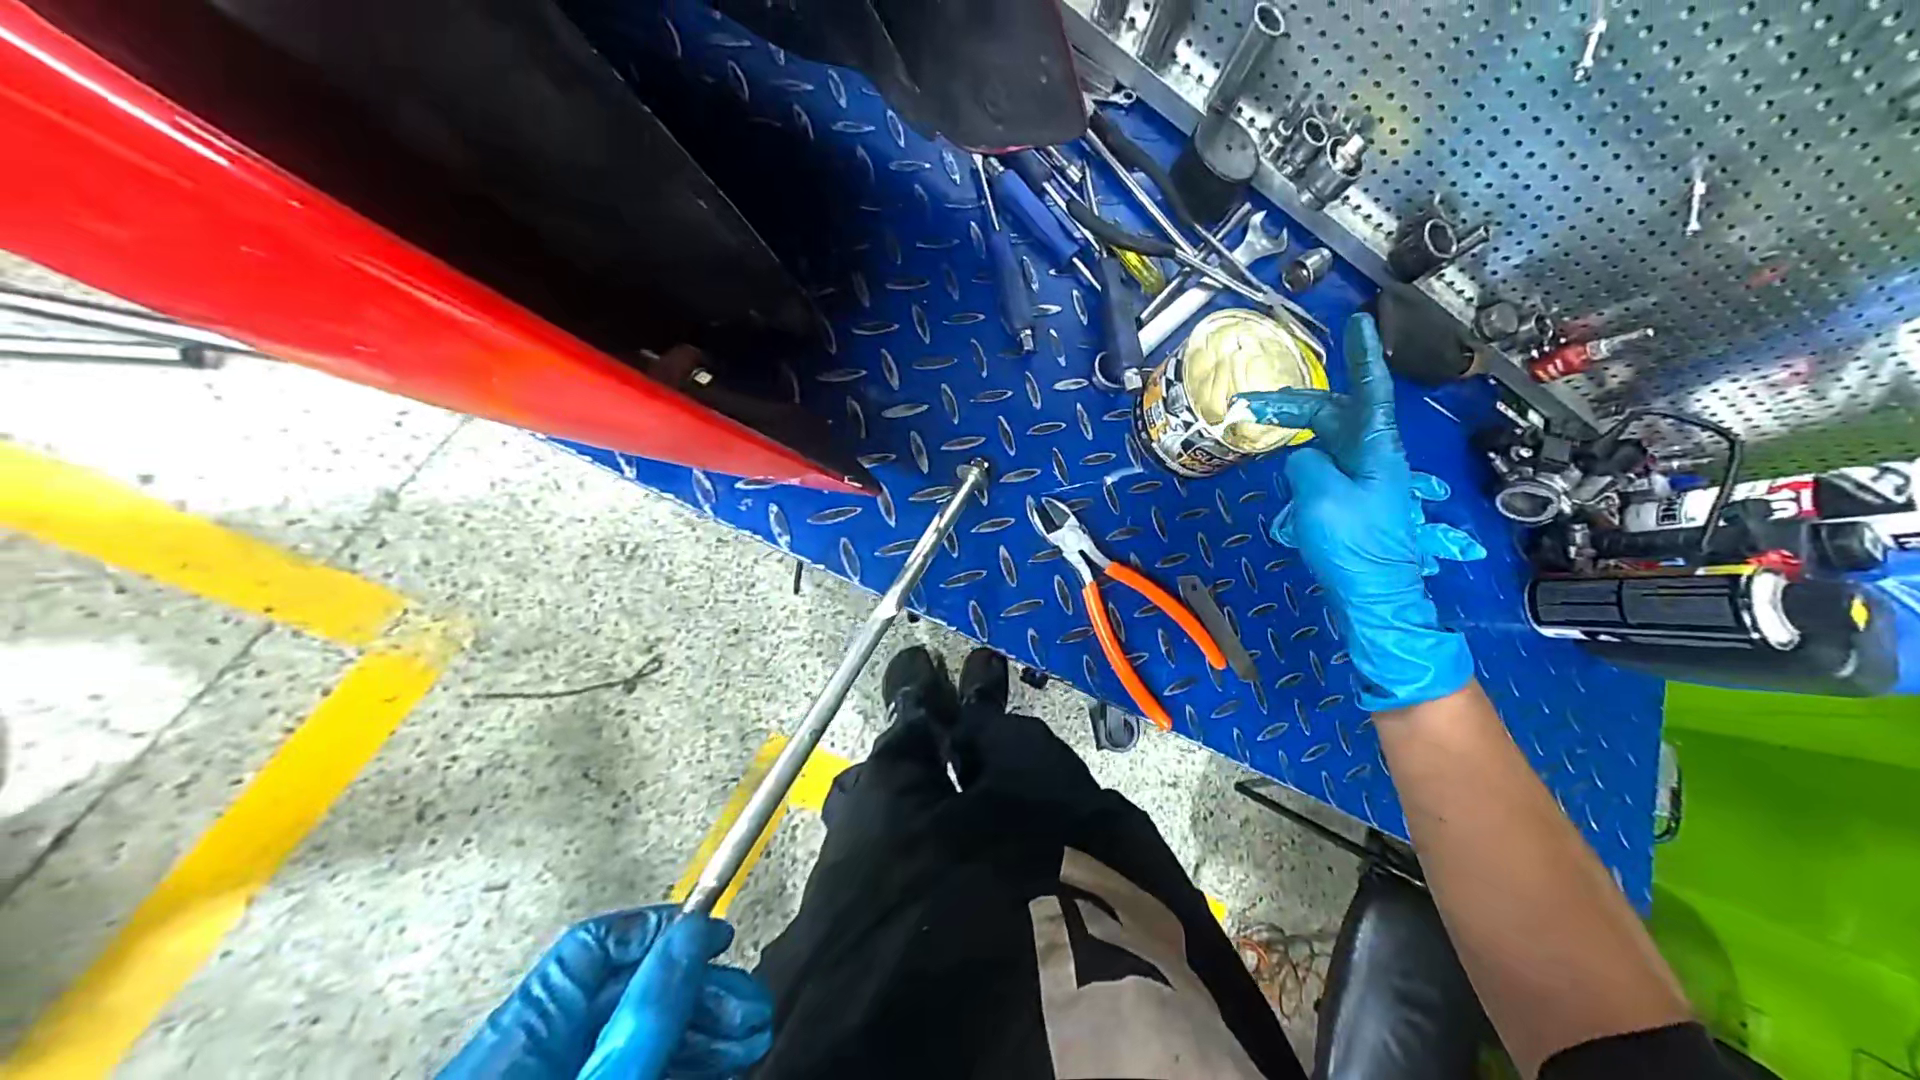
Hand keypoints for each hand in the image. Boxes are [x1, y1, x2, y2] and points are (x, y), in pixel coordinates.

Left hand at [440, 906, 771, 1079]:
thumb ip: (649, 1013)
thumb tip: (690, 934)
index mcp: (521, 1041)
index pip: (592, 948)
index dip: (659, 931)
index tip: (714, 939)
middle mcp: (536, 1060)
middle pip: (627, 993)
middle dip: (699, 991)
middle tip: (751, 1005)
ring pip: (640, 1036)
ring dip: (703, 1029)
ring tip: (752, 1038)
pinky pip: (640, 1074)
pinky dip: (686, 1065)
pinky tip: (725, 1068)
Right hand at [1233, 312, 1482, 709]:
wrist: (1375, 597)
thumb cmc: (1353, 545)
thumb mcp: (1320, 497)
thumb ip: (1306, 464)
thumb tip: (1302, 455)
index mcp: (1377, 450)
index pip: (1370, 391)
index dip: (1363, 356)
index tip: (1360, 323)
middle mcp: (1374, 458)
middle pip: (1336, 415)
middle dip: (1296, 404)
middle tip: (1255, 403)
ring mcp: (1364, 480)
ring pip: (1327, 440)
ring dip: (1295, 431)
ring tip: (1262, 427)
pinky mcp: (1351, 501)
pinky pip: (1324, 466)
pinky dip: (1301, 459)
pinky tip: (1286, 468)